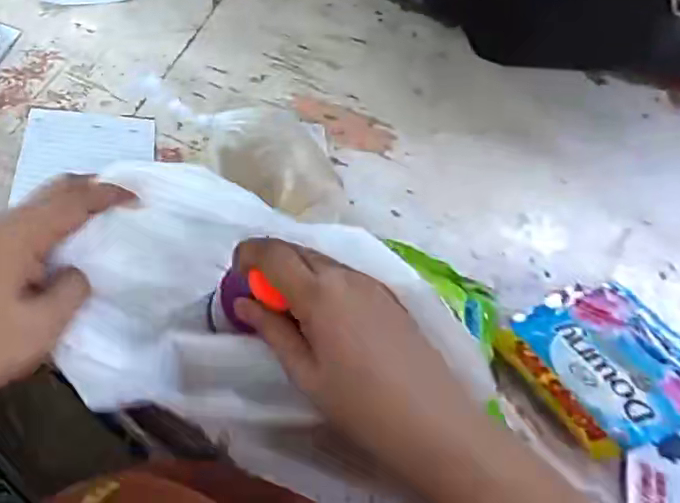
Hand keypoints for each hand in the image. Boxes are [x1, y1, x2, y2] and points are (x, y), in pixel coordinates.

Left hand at [0, 177, 132, 414]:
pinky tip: (64, 240)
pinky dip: (54, 219)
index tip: (137, 196)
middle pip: (52, 190)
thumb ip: (72, 290)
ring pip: (39, 204)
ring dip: (70, 201)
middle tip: (121, 194)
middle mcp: (5, 225)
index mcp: (21, 234)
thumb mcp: (42, 326)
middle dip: (88, 186)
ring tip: (100, 212)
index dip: (106, 194)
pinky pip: (28, 222)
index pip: (72, 201)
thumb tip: (79, 271)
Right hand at [232, 239, 497, 488]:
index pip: (269, 251)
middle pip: (293, 249)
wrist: (444, 431)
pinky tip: (327, 319)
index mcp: (318, 291)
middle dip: (268, 263)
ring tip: (293, 312)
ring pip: (318, 259)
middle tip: (259, 297)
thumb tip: (244, 302)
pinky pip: (342, 273)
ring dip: (296, 272)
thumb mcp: (307, 375)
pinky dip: (321, 281)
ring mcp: (369, 281)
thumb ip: (272, 330)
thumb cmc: (364, 407)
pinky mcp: (388, 294)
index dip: (245, 255)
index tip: (236, 279)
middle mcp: (343, 274)